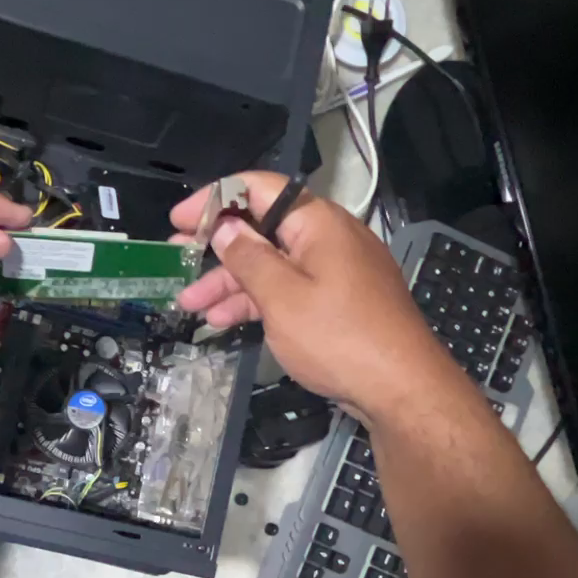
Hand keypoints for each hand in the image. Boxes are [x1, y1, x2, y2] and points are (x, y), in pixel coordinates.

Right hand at [172, 172, 466, 425]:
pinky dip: (257, 301)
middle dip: (217, 249)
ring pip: (271, 266)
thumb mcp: (282, 297)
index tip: (179, 220)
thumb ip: (248, 258)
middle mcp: (327, 238)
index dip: (215, 199)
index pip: (259, 189)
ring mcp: (334, 271)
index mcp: (317, 223)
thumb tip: (225, 227)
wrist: (400, 387)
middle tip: (177, 262)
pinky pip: (288, 289)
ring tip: (190, 306)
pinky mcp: (336, 301)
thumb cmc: (338, 337)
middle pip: (262, 230)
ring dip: (230, 283)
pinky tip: (225, 319)